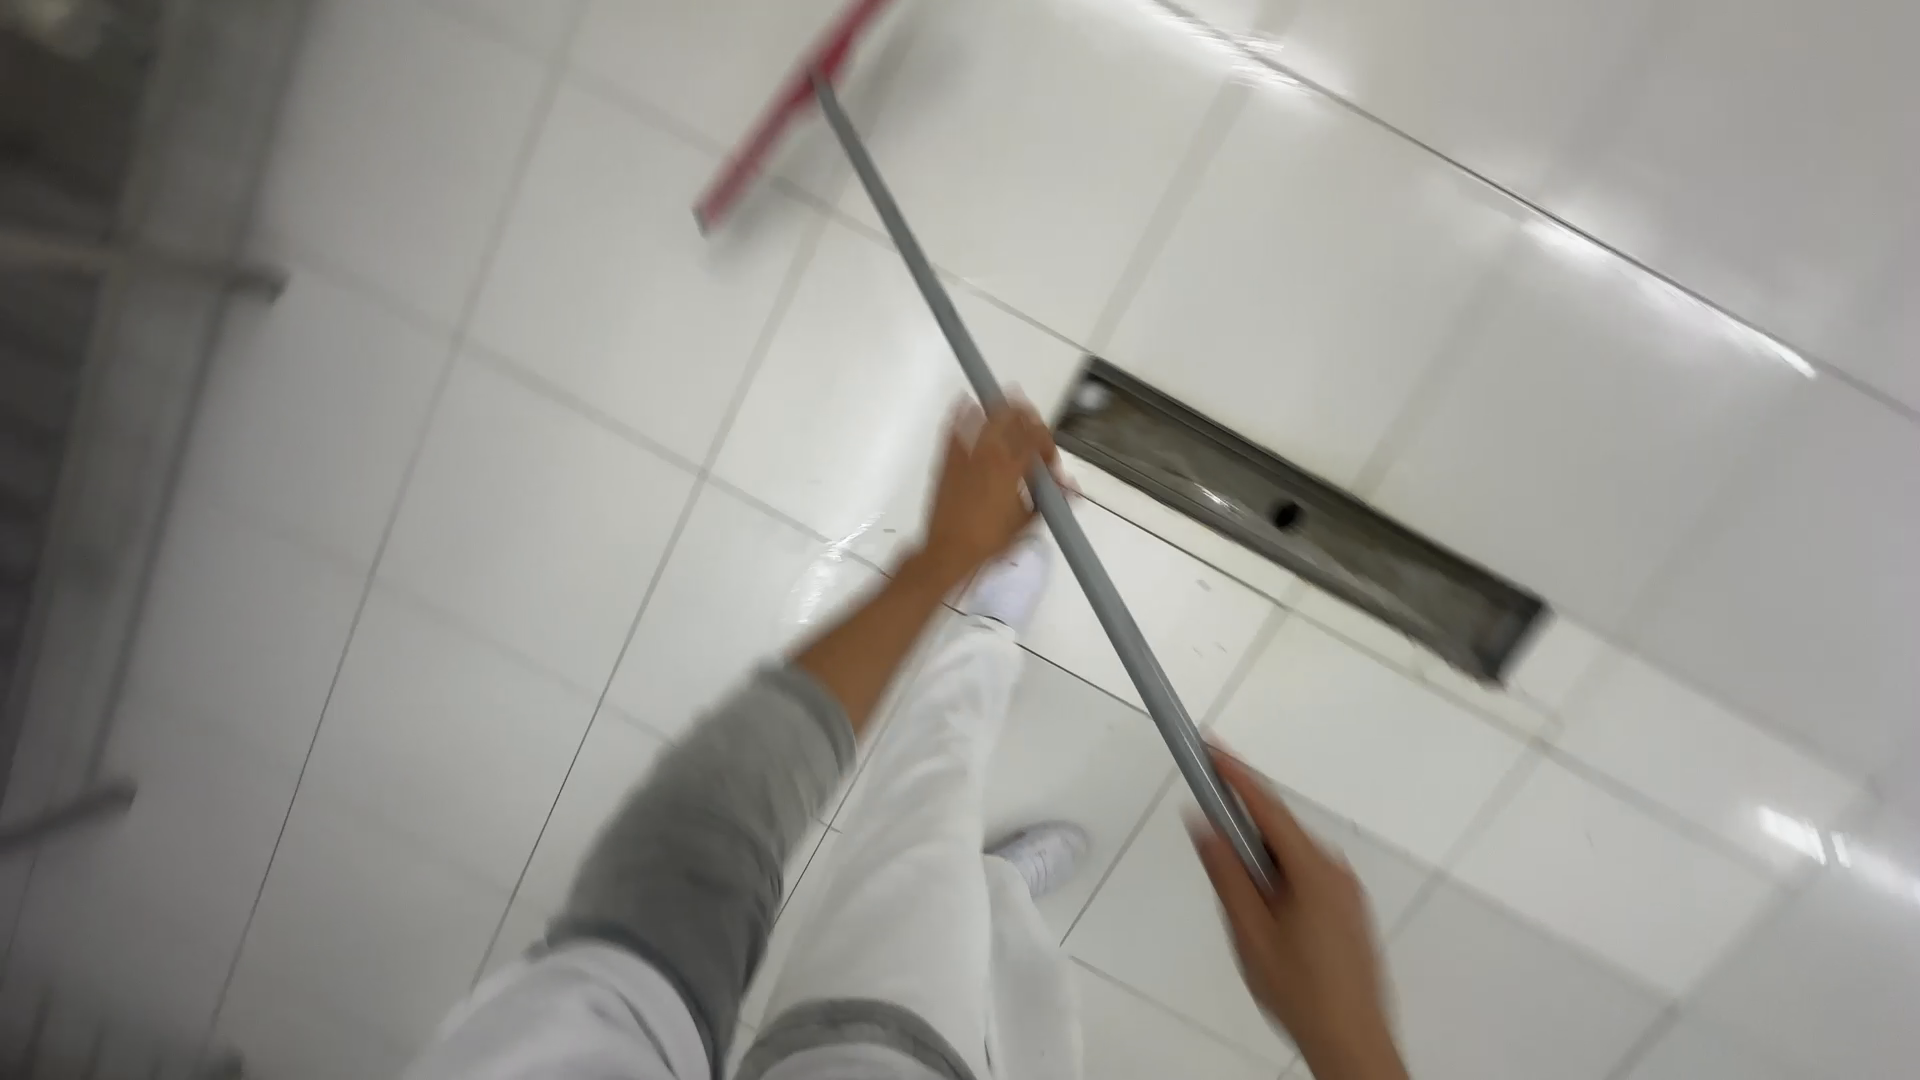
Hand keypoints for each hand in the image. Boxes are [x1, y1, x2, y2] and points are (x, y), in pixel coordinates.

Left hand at [913, 398, 1058, 583]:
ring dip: (999, 409)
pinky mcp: (947, 458)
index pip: (1038, 436)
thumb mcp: (1026, 522)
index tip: (1047, 457)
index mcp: (1013, 469)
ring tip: (1006, 412)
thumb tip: (1069, 489)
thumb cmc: (988, 541)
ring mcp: (966, 453)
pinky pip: (954, 426)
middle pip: (1014, 415)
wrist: (949, 549)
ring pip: (986, 414)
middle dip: (1027, 417)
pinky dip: (962, 412)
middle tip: (1031, 427)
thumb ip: (1050, 500)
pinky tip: (966, 405)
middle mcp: (990, 454)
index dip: (1048, 442)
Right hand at [1190, 750, 1408, 1079]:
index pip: (1265, 804)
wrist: (1354, 1047)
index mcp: (1313, 870)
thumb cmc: (1302, 993)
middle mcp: (1336, 870)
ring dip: (1258, 857)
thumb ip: (1225, 871)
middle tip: (1209, 834)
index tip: (1208, 744)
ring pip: (1289, 852)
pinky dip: (1276, 872)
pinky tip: (1264, 908)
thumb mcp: (1248, 931)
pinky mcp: (1347, 907)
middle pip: (1277, 827)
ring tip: (1240, 901)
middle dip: (1240, 826)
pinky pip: (1304, 871)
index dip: (1233, 770)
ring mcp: (1346, 889)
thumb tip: (1203, 824)